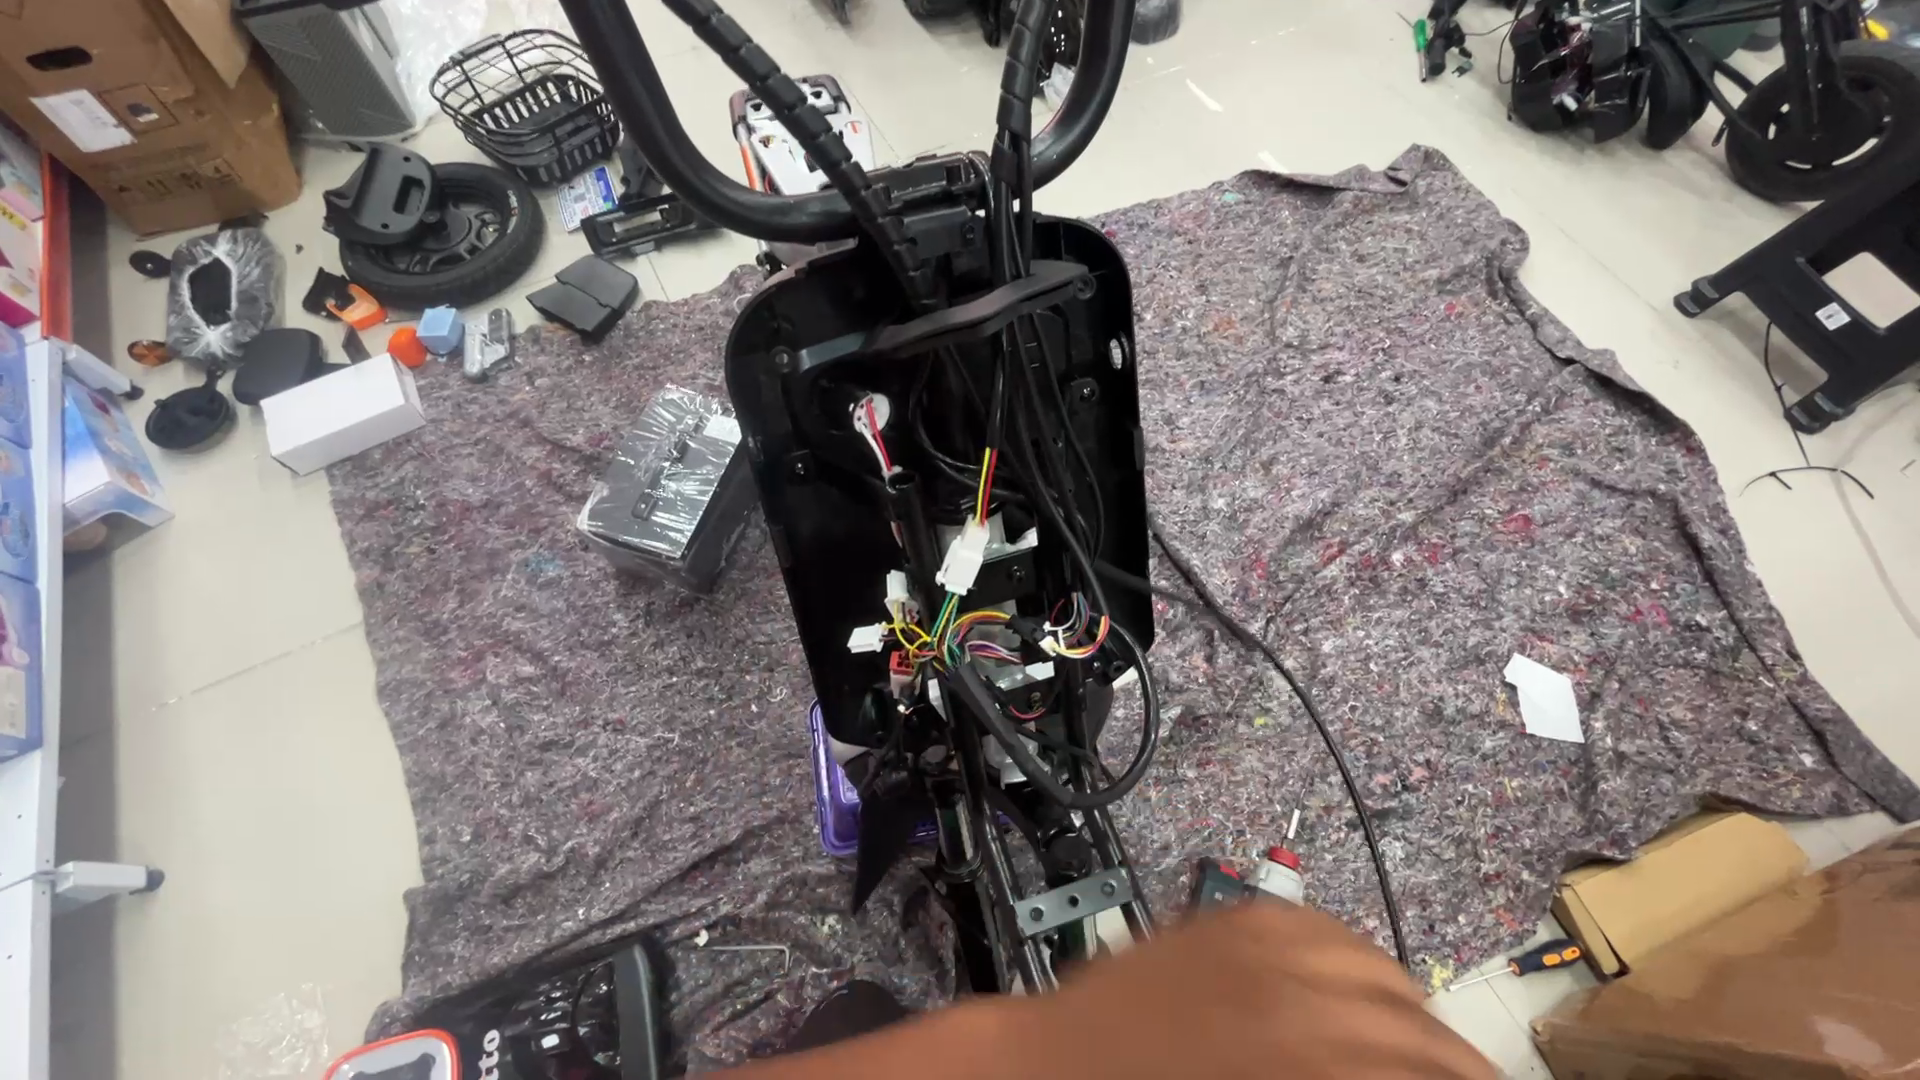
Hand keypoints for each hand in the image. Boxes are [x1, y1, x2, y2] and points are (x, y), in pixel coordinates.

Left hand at [1003, 902, 1496, 1079]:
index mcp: (1309, 1056)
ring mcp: (1254, 939)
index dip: (1459, 1078)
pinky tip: (1356, 982)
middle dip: (1447, 1059)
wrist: (1054, 1064)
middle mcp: (1291, 988)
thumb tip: (1383, 1071)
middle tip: (1460, 1075)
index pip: (1422, 1065)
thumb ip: (1336, 1076)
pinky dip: (1348, 955)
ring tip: (1420, 1042)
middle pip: (1413, 1021)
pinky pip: (1313, 924)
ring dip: (1407, 1008)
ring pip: (1374, 965)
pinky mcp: (1225, 918)